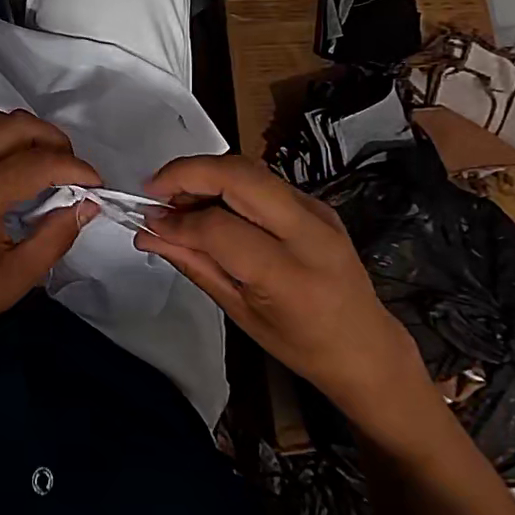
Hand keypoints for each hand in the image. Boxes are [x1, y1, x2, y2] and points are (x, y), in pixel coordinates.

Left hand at [0, 110, 100, 410]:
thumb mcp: (11, 281)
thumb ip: (54, 237)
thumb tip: (86, 204)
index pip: (37, 161)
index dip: (76, 167)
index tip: (98, 186)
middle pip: (15, 125)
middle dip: (54, 140)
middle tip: (74, 174)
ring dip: (29, 135)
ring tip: (52, 170)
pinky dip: (8, 143)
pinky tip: (22, 176)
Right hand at [137, 155, 437, 425]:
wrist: (366, 346)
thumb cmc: (302, 344)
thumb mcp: (240, 312)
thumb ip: (193, 264)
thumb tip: (150, 234)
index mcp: (290, 275)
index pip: (220, 228)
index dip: (177, 221)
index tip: (148, 221)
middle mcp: (309, 232)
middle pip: (239, 175)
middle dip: (188, 172)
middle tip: (154, 189)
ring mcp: (317, 211)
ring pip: (250, 168)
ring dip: (206, 173)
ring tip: (177, 196)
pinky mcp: (316, 202)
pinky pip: (262, 179)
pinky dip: (226, 181)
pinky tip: (208, 202)